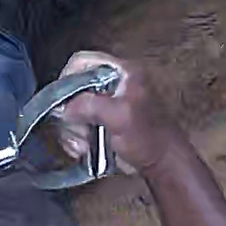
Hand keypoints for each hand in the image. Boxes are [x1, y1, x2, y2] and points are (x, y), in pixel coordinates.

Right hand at [54, 51, 189, 174]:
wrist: (162, 165)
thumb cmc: (150, 139)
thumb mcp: (121, 117)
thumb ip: (92, 105)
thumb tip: (65, 107)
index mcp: (122, 72)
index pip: (83, 61)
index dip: (68, 78)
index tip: (64, 101)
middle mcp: (111, 83)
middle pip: (73, 88)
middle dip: (71, 113)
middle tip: (80, 130)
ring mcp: (104, 104)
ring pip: (71, 110)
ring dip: (72, 130)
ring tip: (84, 145)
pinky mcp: (100, 122)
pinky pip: (76, 125)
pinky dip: (75, 139)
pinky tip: (84, 151)